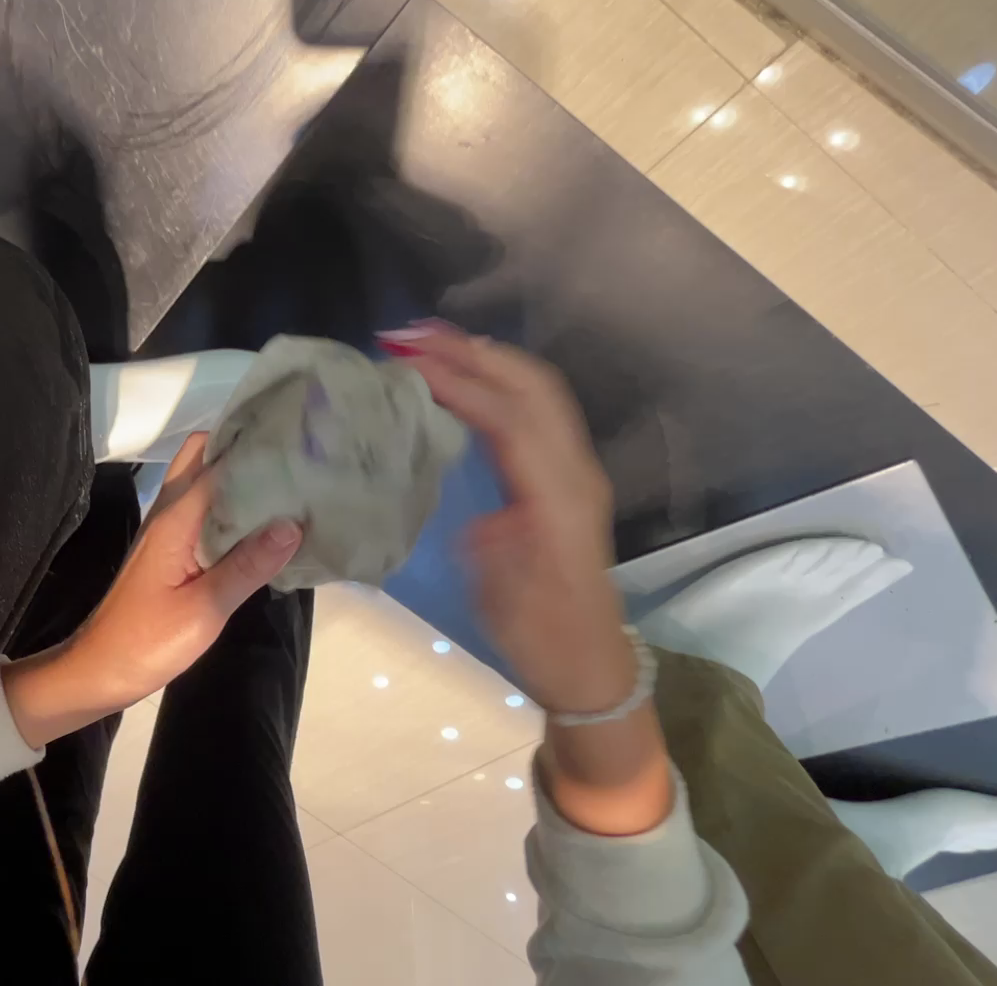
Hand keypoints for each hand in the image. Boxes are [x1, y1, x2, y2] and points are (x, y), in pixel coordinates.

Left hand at [1, 433, 302, 747]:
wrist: (99, 670)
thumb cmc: (147, 642)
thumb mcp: (204, 609)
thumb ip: (247, 566)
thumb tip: (293, 522)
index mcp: (175, 518)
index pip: (217, 462)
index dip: (255, 447)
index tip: (299, 444)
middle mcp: (168, 512)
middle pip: (202, 458)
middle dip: (242, 450)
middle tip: (292, 460)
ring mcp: (167, 530)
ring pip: (202, 483)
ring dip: (237, 479)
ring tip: (289, 485)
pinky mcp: (170, 550)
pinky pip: (202, 512)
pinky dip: (230, 508)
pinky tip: (263, 525)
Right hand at [380, 323, 631, 710]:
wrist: (592, 662)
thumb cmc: (541, 636)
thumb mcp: (506, 593)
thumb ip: (490, 535)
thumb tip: (462, 493)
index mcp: (559, 498)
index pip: (510, 419)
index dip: (459, 384)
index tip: (405, 364)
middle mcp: (574, 470)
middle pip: (530, 385)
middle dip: (469, 350)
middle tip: (406, 334)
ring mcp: (573, 466)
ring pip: (536, 387)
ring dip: (482, 355)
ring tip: (425, 340)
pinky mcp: (563, 471)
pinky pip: (532, 404)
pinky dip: (494, 376)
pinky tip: (460, 374)